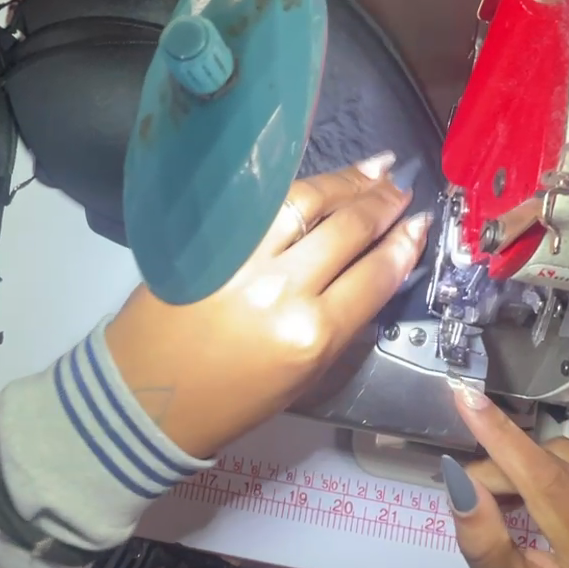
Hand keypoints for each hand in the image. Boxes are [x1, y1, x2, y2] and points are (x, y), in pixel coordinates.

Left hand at [104, 154, 431, 458]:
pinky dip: (297, 184)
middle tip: (401, 189)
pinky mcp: (208, 239)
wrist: (148, 395)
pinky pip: (262, 200)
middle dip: (382, 204)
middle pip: (346, 229)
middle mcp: (281, 289)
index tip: (421, 224)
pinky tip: (320, 175)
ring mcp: (240, 257)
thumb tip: (378, 269)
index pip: (374, 275)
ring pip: (306, 201)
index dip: (404, 244)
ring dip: (348, 181)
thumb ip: (344, 321)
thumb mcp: (305, 376)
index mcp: (310, 335)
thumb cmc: (233, 400)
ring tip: (378, 167)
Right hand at [443, 386, 568, 567]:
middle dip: (505, 466)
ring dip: (529, 466)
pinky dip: (556, 472)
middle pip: (557, 469)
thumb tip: (458, 476)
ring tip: (510, 501)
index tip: (466, 398)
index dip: (505, 438)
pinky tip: (544, 500)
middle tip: (474, 490)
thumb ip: (483, 543)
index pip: (551, 486)